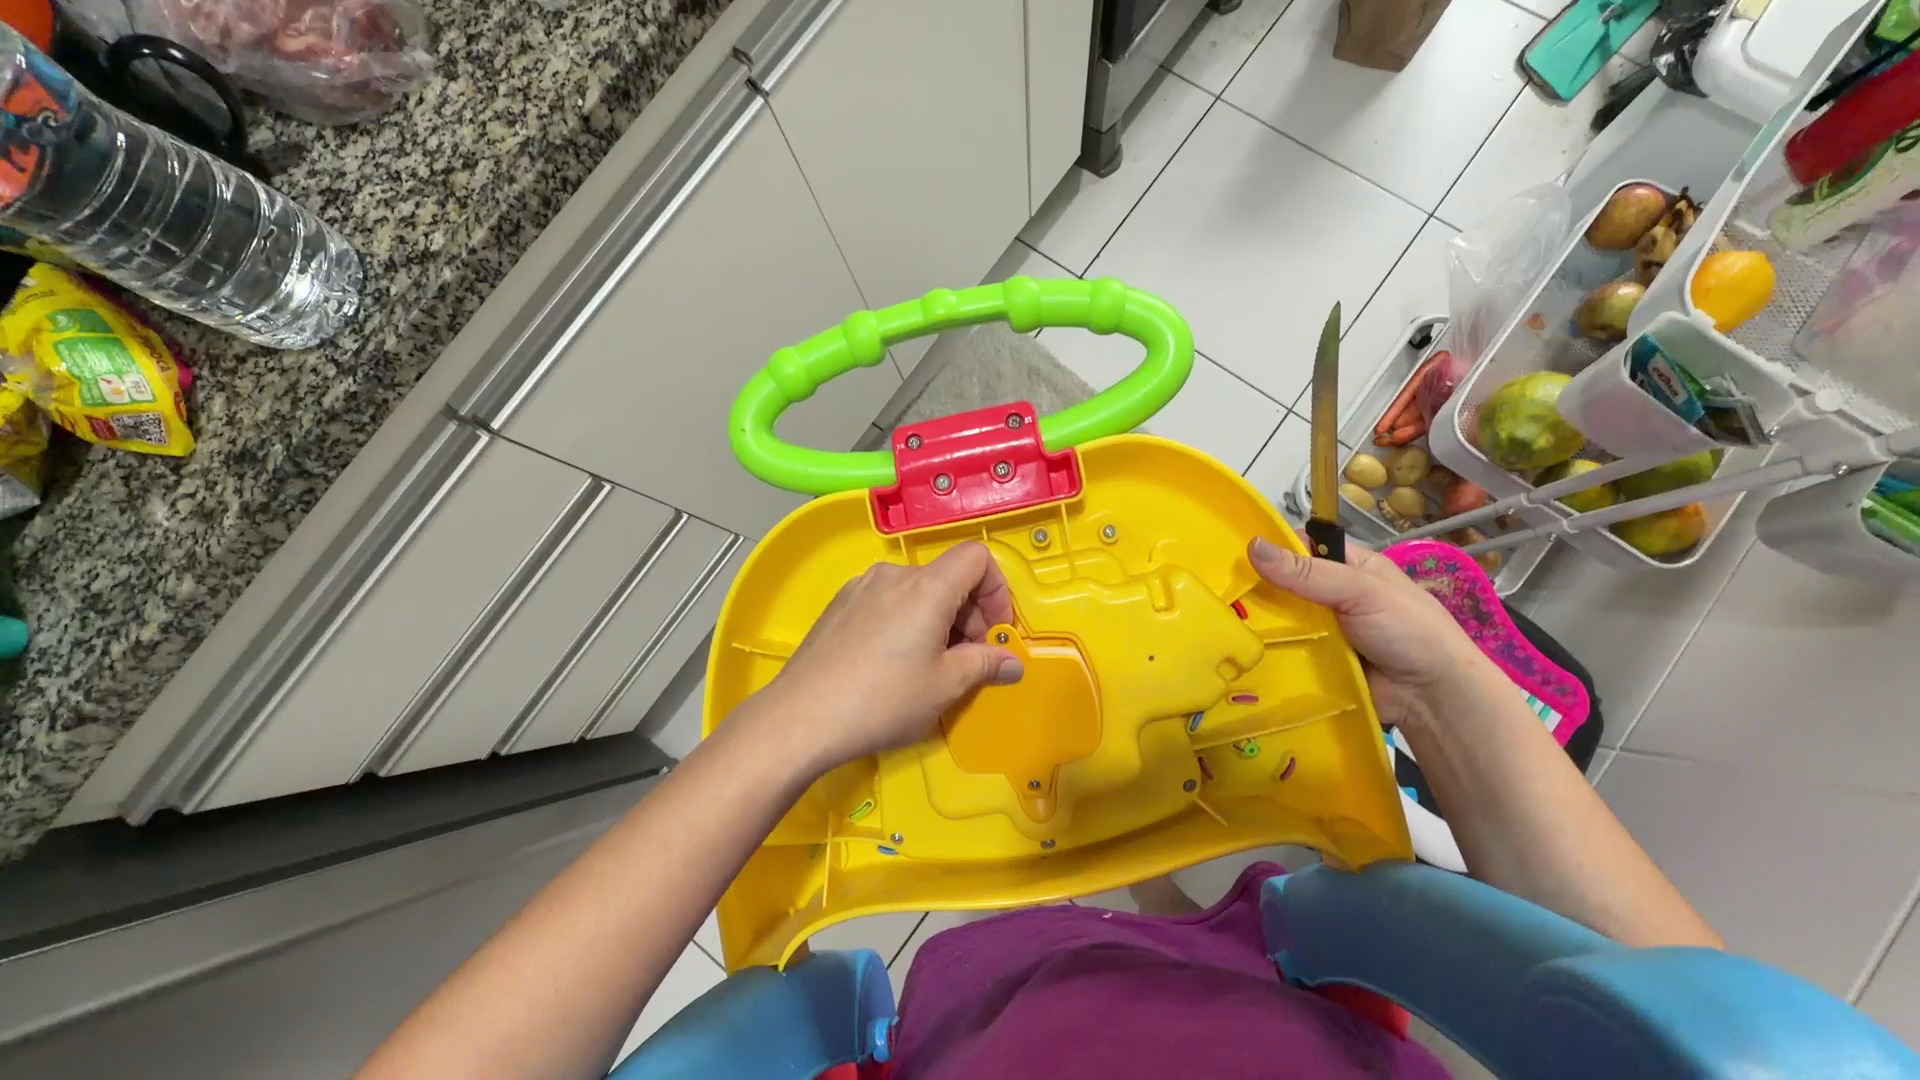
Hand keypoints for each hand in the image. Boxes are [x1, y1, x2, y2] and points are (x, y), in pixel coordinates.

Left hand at [753, 542, 1023, 770]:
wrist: (800, 718)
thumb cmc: (881, 701)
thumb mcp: (945, 687)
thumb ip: (985, 665)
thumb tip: (1012, 663)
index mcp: (926, 587)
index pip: (977, 557)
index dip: (997, 590)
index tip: (995, 632)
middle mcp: (892, 576)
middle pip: (947, 576)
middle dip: (969, 614)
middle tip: (967, 661)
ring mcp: (860, 588)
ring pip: (917, 591)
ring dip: (938, 620)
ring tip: (930, 667)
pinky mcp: (839, 606)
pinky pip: (888, 602)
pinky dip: (907, 622)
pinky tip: (894, 664)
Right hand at [1247, 536, 1490, 730]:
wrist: (1432, 696)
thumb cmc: (1408, 630)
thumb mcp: (1360, 590)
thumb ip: (1308, 572)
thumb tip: (1253, 546)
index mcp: (1350, 568)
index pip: (1303, 549)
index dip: (1274, 550)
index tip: (1237, 558)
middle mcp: (1334, 597)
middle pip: (1286, 587)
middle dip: (1259, 591)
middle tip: (1223, 596)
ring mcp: (1325, 632)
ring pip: (1282, 622)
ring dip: (1261, 626)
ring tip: (1221, 626)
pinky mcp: (1318, 663)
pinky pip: (1287, 654)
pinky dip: (1270, 654)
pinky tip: (1242, 655)